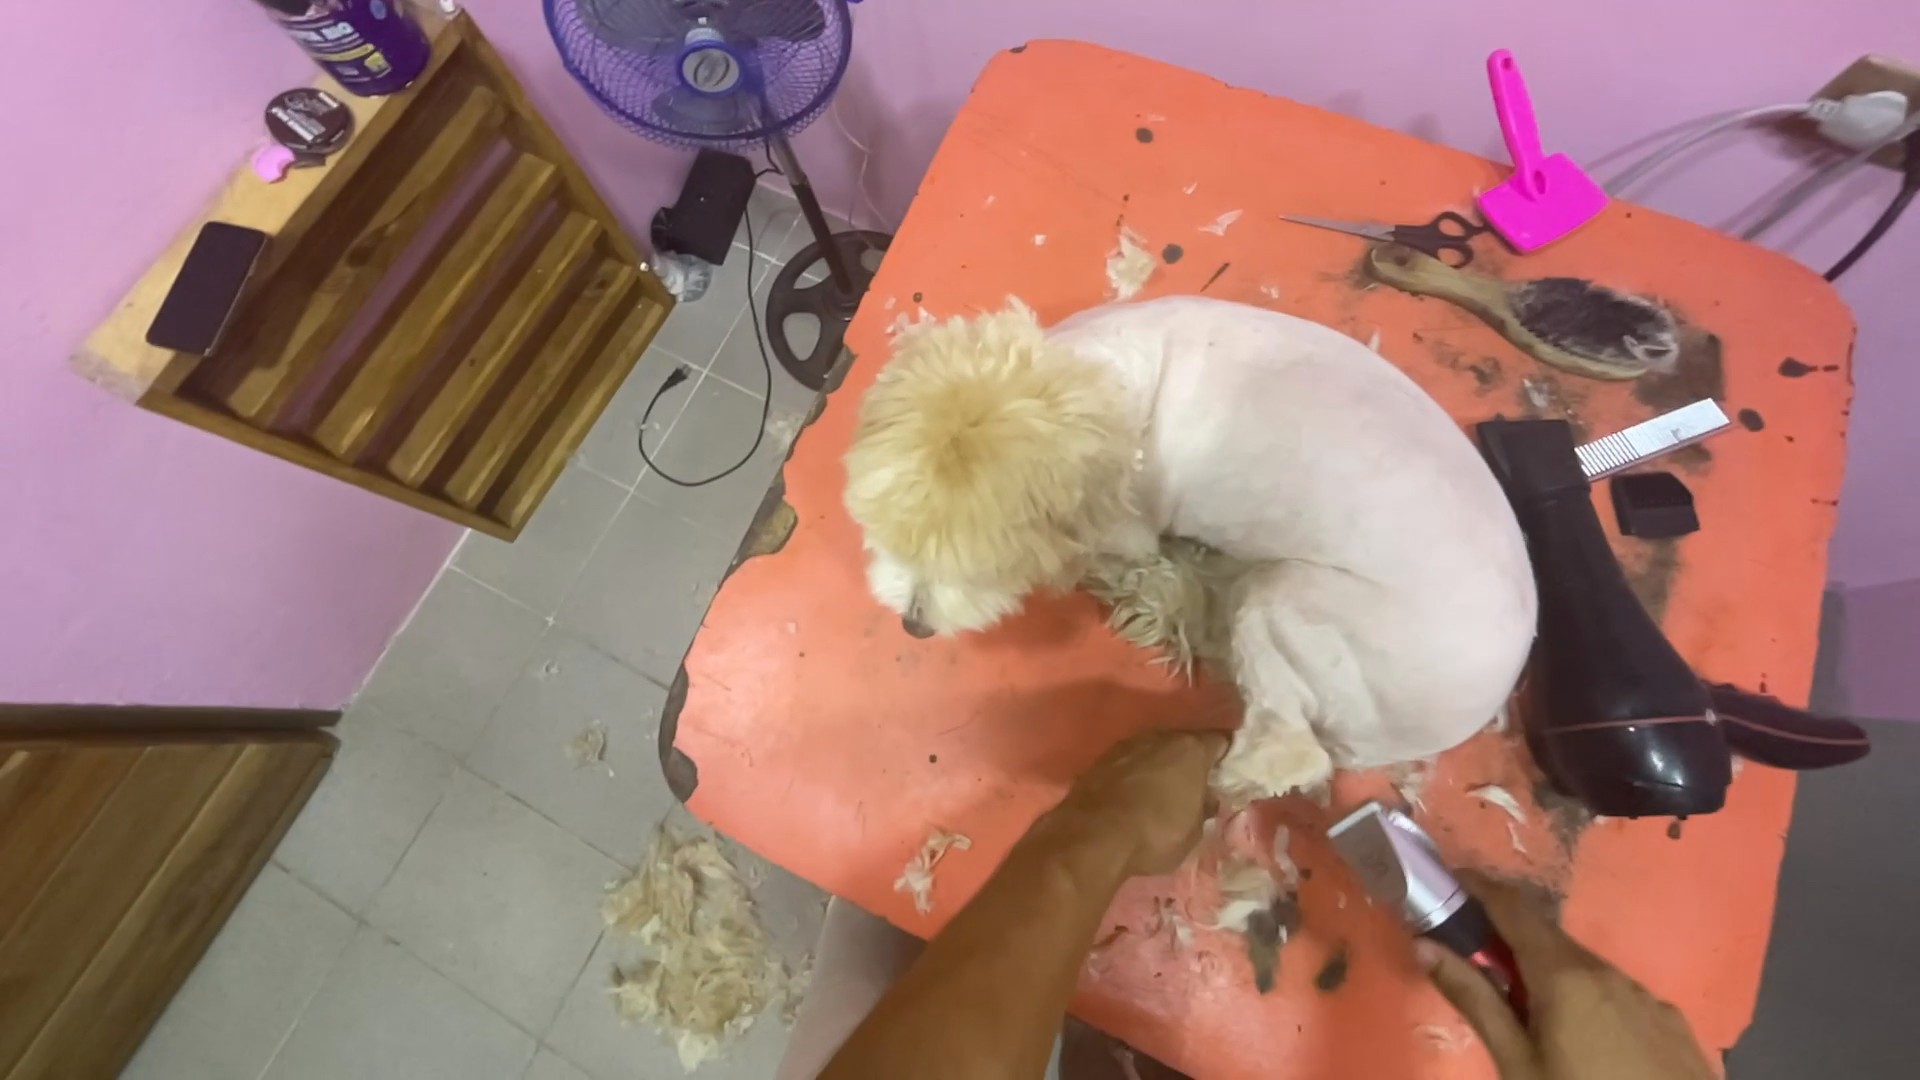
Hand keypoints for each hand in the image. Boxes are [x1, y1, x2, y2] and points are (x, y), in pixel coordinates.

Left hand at [1051, 730, 1227, 877]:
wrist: (1095, 833)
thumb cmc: (1156, 833)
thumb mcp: (1194, 831)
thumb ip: (1203, 807)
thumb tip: (1206, 798)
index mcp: (1190, 750)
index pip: (1219, 741)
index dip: (1226, 754)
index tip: (1229, 769)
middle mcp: (1159, 737)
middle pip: (1183, 742)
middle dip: (1190, 760)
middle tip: (1196, 783)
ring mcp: (1127, 744)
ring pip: (1154, 749)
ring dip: (1160, 764)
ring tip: (1163, 790)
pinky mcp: (1102, 758)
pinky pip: (1129, 761)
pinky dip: (1135, 772)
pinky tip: (1134, 792)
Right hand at [1417, 871, 1714, 1079]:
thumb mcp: (1517, 1063)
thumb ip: (1473, 998)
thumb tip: (1423, 944)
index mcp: (1565, 974)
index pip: (1511, 905)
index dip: (1476, 886)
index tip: (1446, 884)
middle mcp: (1609, 973)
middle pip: (1545, 936)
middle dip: (1506, 937)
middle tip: (1473, 960)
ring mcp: (1651, 1001)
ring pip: (1583, 966)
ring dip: (1547, 970)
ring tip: (1528, 1008)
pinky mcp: (1679, 1030)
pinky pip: (1618, 995)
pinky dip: (1587, 997)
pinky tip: (1584, 1038)